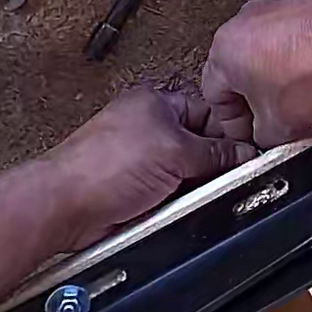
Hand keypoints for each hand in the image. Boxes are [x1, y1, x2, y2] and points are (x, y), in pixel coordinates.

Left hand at [40, 87, 255, 248]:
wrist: (65, 208)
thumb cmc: (101, 167)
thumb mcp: (176, 151)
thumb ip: (216, 152)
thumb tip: (244, 154)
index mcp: (157, 104)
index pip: (208, 113)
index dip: (228, 133)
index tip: (246, 154)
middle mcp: (149, 128)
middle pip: (201, 145)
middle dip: (211, 164)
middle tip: (219, 178)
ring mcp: (143, 161)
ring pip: (188, 174)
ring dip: (192, 187)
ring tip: (187, 194)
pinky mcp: (138, 191)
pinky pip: (173, 196)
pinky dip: (177, 203)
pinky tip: (173, 207)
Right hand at [201, 0, 311, 147]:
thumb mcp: (280, 128)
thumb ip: (260, 137)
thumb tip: (264, 136)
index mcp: (223, 51)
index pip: (215, 99)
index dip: (235, 126)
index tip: (254, 137)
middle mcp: (243, 24)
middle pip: (241, 76)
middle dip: (259, 104)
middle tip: (278, 125)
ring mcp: (274, 12)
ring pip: (268, 59)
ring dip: (282, 84)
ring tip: (306, 104)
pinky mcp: (303, 9)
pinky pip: (294, 45)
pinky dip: (303, 65)